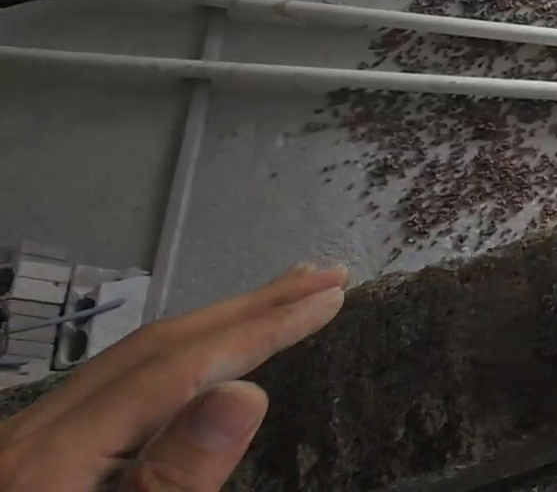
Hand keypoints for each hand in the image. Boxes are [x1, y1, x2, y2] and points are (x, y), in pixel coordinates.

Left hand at [0, 263, 345, 491]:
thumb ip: (174, 479)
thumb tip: (246, 390)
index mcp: (48, 461)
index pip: (180, 366)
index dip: (265, 326)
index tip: (336, 298)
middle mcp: (27, 437)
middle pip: (157, 347)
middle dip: (252, 305)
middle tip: (329, 274)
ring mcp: (17, 446)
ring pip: (134, 356)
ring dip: (221, 318)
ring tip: (289, 291)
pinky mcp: (23, 460)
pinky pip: (118, 378)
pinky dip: (184, 347)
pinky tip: (212, 345)